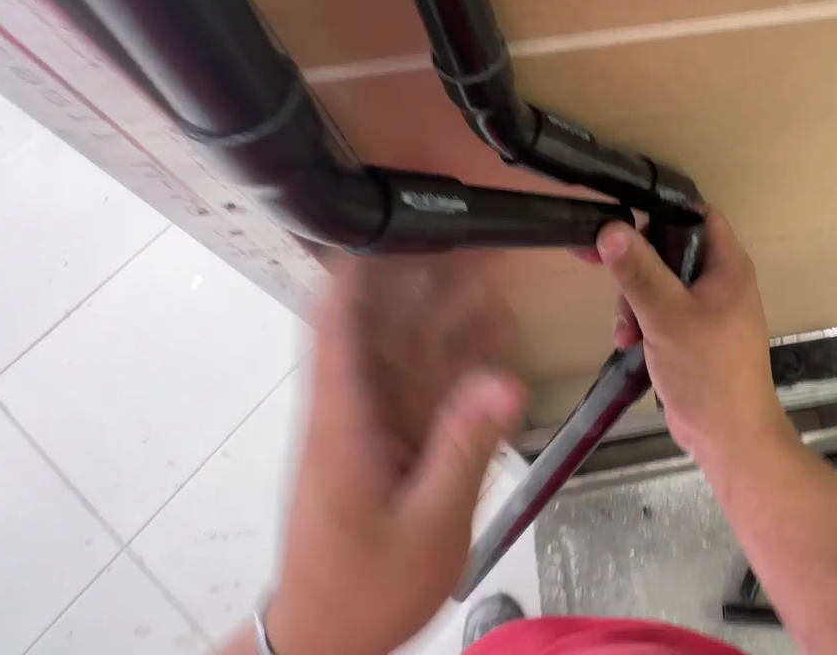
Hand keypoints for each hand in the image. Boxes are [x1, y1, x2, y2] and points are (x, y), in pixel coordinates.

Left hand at [263, 252, 525, 654]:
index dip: (356, 265)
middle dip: (424, 270)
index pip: (335, 319)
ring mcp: (380, 416)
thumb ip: (464, 449)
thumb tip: (506, 379)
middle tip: (474, 233)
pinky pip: (431, 376)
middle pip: (384, 317)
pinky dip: (462, 348)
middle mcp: (359, 401)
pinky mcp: (398, 433)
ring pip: (412, 340)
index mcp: (345, 414)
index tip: (391, 223)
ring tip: (494, 261)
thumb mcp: (424, 524)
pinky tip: (498, 327)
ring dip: (449, 300)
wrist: (330, 639)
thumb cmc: (365, 587)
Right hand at [595, 212, 792, 468]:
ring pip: (660, 281)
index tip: (624, 226)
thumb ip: (639, 272)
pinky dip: (642, 320)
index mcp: (727, 265)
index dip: (663, 214)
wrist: (729, 438)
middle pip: (671, 249)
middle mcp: (721, 280)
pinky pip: (661, 310)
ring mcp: (708, 308)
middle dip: (637, 267)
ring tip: (624, 329)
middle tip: (612, 279)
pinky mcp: (693, 333)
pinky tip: (627, 341)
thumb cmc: (707, 371)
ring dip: (634, 300)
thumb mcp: (667, 316)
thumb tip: (611, 229)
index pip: (697, 215)